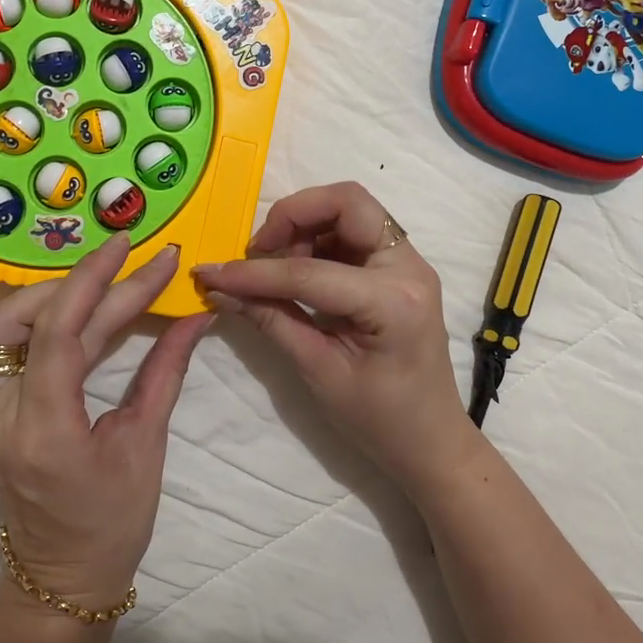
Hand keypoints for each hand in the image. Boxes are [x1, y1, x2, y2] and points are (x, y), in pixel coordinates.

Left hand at [0, 235, 212, 610]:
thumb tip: (196, 316)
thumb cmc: (112, 523)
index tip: (133, 245)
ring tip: (103, 282)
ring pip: (1, 326)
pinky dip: (37, 317)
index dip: (95, 278)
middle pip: (24, 318)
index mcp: (43, 429)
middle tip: (132, 265)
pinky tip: (74, 309)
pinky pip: (1, 346)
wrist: (60, 578)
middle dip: (82, 282)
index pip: (58, 330)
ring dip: (52, 294)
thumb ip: (165, 372)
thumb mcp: (145, 445)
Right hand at [192, 183, 477, 493]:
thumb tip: (221, 288)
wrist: (430, 441)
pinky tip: (299, 267)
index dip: (255, 272)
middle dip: (294, 214)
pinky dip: (320, 237)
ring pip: (351, 208)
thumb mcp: (320, 372)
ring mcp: (409, 262)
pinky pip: (356, 229)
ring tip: (277, 264)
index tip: (212, 272)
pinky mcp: (400, 266)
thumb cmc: (380, 420)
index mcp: (393, 301)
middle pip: (347, 201)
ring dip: (307, 223)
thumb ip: (272, 321)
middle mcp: (408, 267)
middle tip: (261, 250)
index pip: (310, 270)